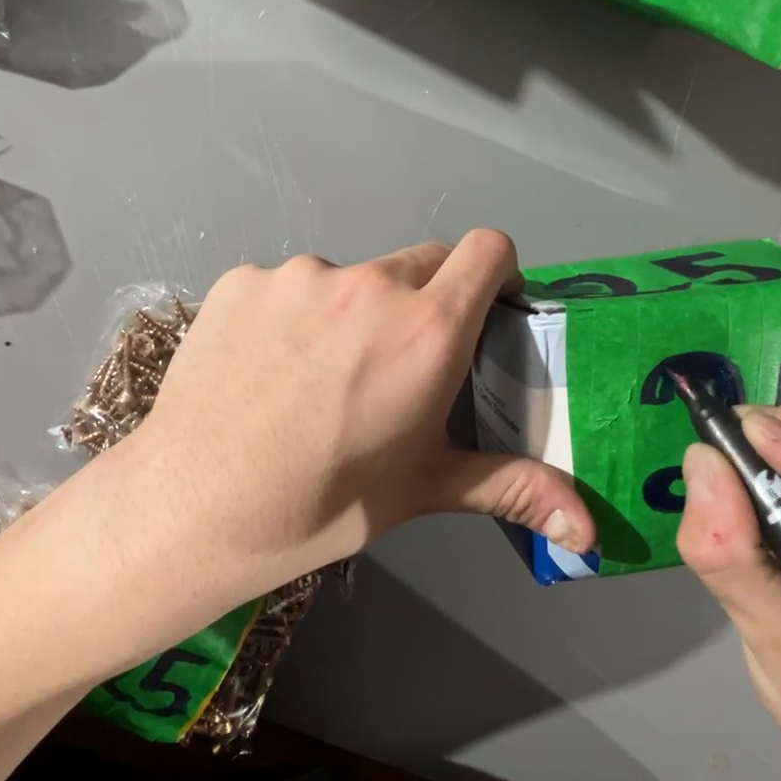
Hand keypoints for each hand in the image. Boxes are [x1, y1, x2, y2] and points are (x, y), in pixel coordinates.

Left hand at [132, 230, 596, 590]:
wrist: (190, 507)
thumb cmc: (321, 504)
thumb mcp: (422, 490)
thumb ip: (511, 488)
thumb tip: (590, 531)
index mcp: (426, 328)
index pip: (488, 249)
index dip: (495, 274)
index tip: (483, 312)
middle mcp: (368, 283)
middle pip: (421, 262)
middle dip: (424, 302)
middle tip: (396, 365)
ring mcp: (298, 275)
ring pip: (350, 278)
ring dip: (352, 312)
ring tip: (318, 378)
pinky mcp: (241, 278)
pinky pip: (286, 285)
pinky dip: (291, 315)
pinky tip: (265, 369)